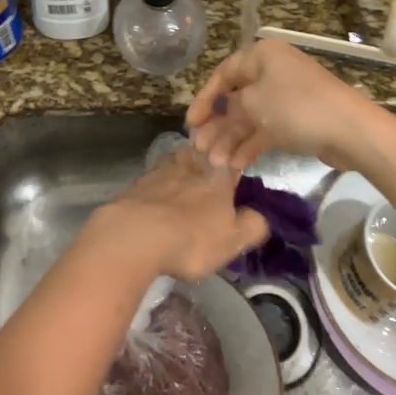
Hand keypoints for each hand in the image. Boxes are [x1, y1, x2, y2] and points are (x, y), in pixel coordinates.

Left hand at [85, 150, 268, 280]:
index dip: (234, 165)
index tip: (235, 173)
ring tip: (181, 182)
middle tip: (206, 173)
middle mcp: (190, 166)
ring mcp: (160, 171)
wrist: (135, 235)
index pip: (231, 160)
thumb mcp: (232, 240)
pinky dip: (157, 184)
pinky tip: (155, 197)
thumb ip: (252, 226)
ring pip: (175, 160)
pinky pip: (152, 177)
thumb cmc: (191, 238)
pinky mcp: (137, 184)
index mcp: (217, 177)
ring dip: (180, 167)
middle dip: (205, 159)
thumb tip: (260, 216)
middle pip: (201, 154)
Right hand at [185, 37, 385, 171]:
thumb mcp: (254, 104)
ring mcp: (286, 97)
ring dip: (231, 139)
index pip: (224, 74)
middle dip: (217, 124)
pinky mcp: (297, 120)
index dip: (205, 99)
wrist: (350, 131)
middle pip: (236, 98)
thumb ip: (231, 106)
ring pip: (250, 117)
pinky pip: (266, 130)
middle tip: (199, 148)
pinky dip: (251, 145)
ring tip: (214, 164)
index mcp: (262, 55)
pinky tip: (235, 165)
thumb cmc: (296, 108)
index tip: (191, 123)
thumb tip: (223, 110)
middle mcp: (273, 71)